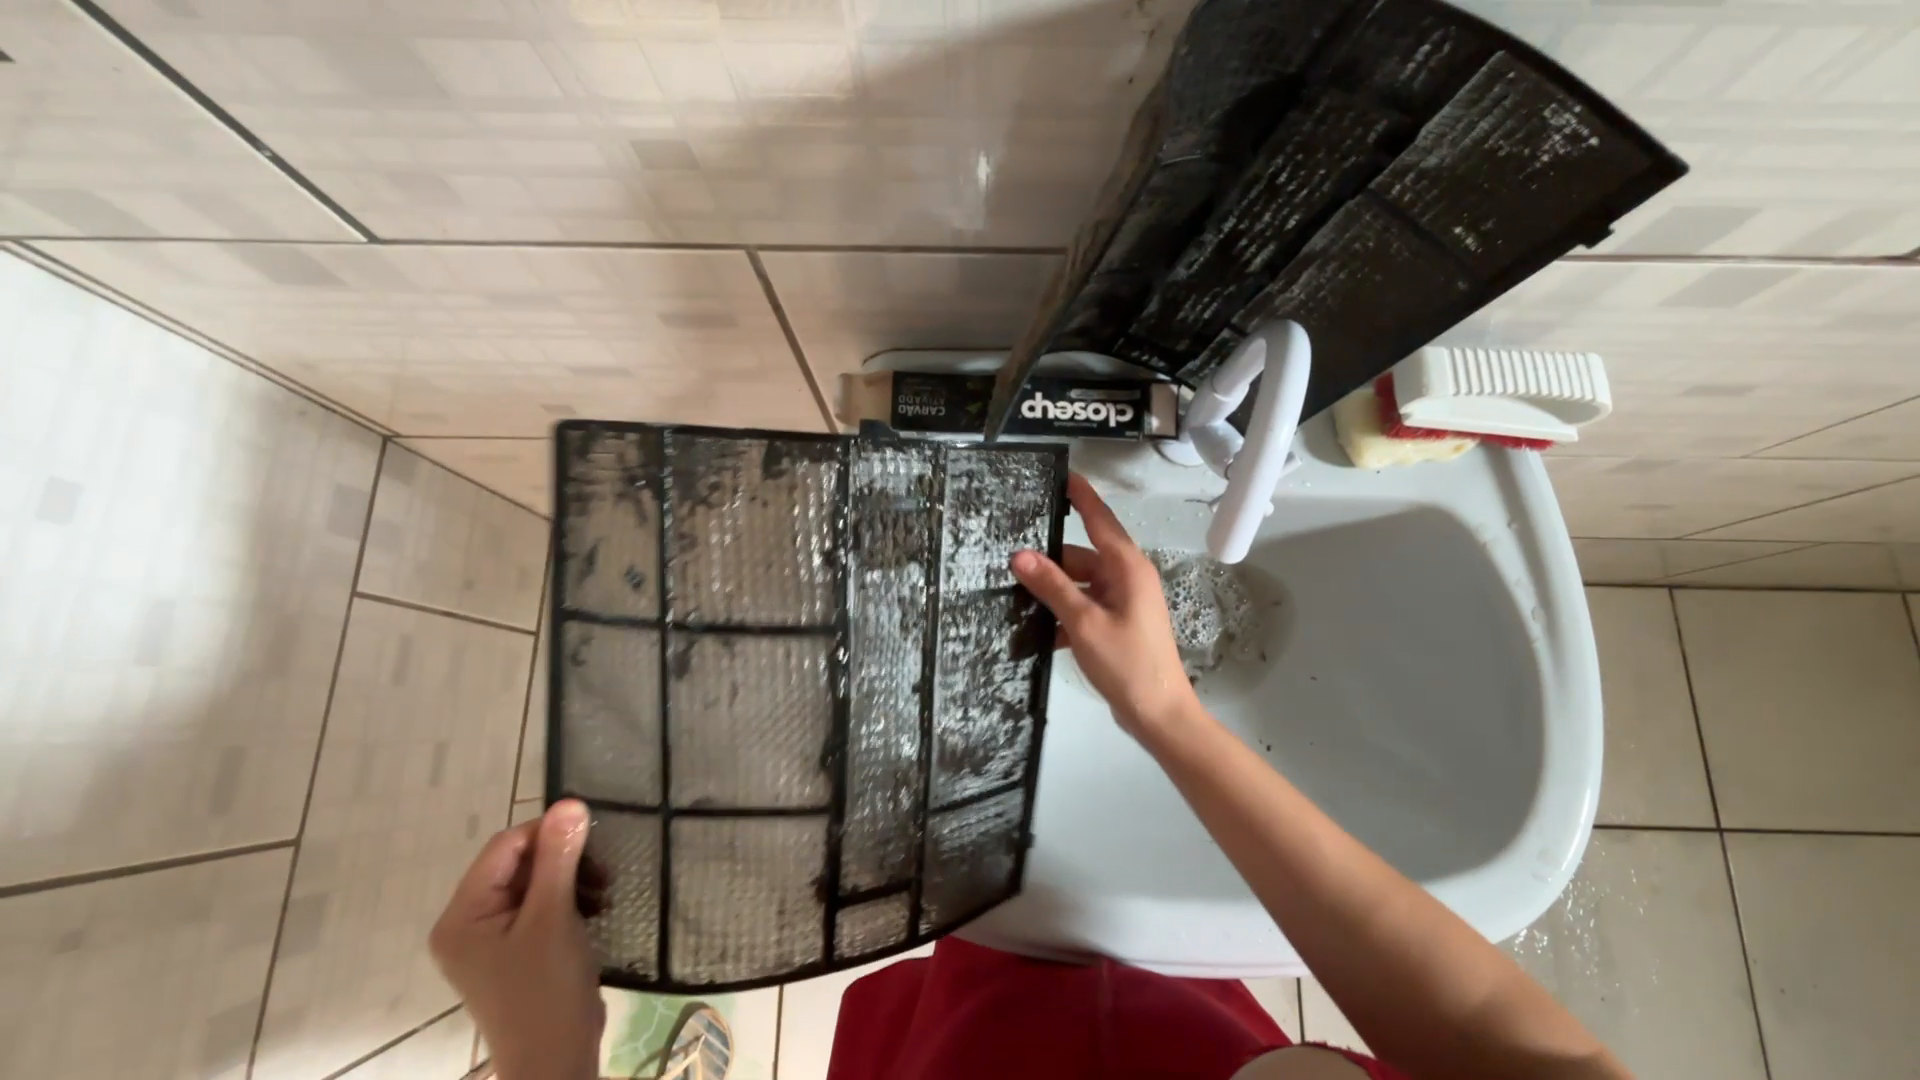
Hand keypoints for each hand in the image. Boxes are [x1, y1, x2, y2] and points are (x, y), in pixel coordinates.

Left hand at [430, 799, 603, 1079]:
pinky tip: (594, 911)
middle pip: (518, 864)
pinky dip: (569, 901)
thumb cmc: (547, 989)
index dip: (547, 834)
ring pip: (533, 883)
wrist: (556, 1059)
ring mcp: (490, 939)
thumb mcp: (554, 916)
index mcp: (462, 915)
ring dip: (571, 880)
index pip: (504, 848)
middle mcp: (467, 923)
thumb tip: (570, 802)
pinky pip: (539, 907)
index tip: (591, 839)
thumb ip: (559, 858)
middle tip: (603, 874)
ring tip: (603, 896)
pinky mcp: (514, 951)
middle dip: (564, 862)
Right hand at [1010, 473, 1201, 738]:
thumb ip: (1052, 586)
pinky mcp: (1116, 625)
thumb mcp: (1083, 622)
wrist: (1158, 714)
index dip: (1081, 497)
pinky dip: (1062, 614)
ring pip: (1079, 584)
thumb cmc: (1126, 662)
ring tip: (1011, 592)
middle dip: (1049, 559)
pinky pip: (1083, 607)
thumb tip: (1020, 555)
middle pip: (1081, 555)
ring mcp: (1123, 603)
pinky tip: (1034, 628)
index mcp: (1127, 568)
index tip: (1062, 475)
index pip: (1100, 520)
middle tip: (1008, 555)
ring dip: (1052, 590)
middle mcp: (1127, 579)